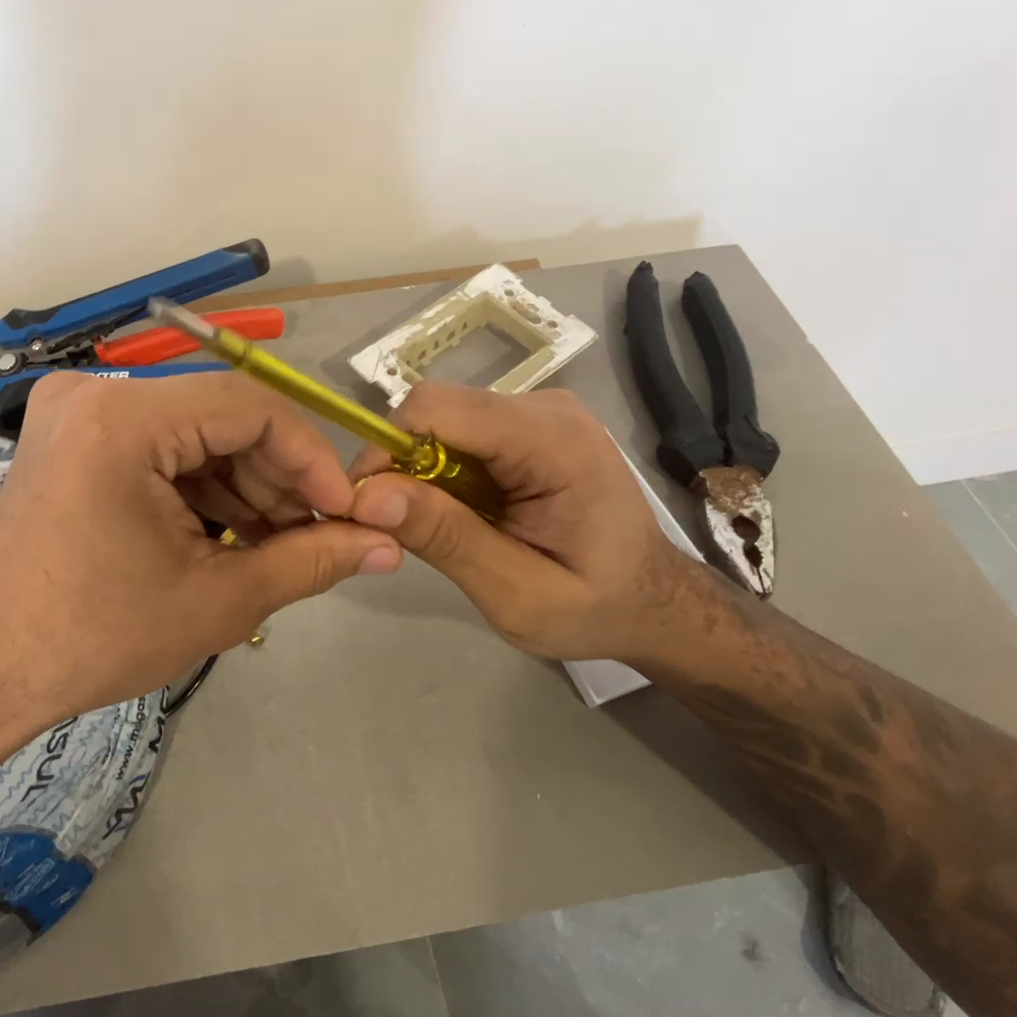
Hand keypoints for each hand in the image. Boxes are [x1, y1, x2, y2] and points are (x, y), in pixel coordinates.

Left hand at [0, 371, 402, 751]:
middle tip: (309, 535)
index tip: (344, 510)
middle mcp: (92, 393)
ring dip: (241, 483)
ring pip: (191, 430)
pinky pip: (156, 444)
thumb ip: (311, 560)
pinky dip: (198, 484)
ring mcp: (74, 411)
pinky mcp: (69, 436)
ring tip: (273, 544)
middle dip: (275, 476)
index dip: (310, 457)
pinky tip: (225, 534)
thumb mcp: (219, 599)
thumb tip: (388, 546)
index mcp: (121, 420)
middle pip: (220, 414)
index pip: (250, 406)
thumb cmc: (99, 639)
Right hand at [347, 382, 702, 665]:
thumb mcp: (517, 594)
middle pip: (435, 410)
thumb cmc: (594, 608)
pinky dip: (440, 471)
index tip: (363, 510)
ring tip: (430, 528)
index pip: (436, 409)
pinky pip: (459, 433)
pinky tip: (458, 513)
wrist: (652, 601)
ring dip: (418, 471)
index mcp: (554, 442)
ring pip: (441, 421)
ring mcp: (538, 412)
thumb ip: (448, 540)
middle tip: (393, 529)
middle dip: (398, 465)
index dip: (386, 451)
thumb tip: (367, 497)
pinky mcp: (528, 426)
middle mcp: (545, 408)